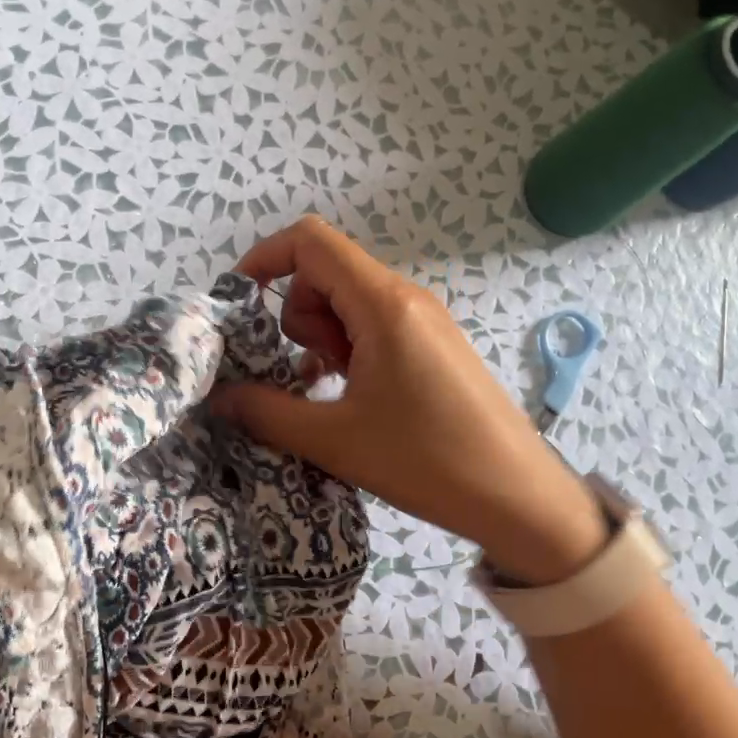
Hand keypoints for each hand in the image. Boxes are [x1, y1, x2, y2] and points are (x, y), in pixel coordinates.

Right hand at [212, 217, 607, 582]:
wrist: (516, 496)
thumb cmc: (425, 461)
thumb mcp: (333, 440)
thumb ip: (266, 412)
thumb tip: (220, 397)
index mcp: (382, 304)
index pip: (311, 242)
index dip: (264, 258)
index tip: (238, 304)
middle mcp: (406, 298)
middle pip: (325, 273)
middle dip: (298, 317)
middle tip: (310, 375)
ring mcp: (424, 321)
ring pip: (348, 303)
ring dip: (323, 340)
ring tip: (334, 393)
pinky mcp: (434, 347)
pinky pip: (374, 327)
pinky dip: (350, 352)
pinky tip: (354, 400)